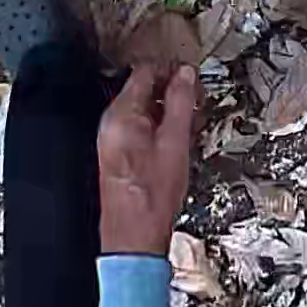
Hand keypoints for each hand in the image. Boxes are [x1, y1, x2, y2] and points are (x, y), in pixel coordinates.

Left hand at [97, 63, 198, 255]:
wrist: (134, 237)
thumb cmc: (152, 195)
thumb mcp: (175, 141)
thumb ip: (181, 102)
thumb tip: (186, 74)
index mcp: (121, 114)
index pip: (145, 72)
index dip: (171, 70)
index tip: (191, 76)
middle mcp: (111, 122)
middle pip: (143, 87)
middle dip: (172, 90)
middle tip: (196, 99)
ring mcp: (112, 137)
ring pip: (143, 107)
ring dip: (168, 108)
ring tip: (191, 121)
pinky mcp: (118, 151)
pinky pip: (139, 125)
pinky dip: (159, 124)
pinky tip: (177, 138)